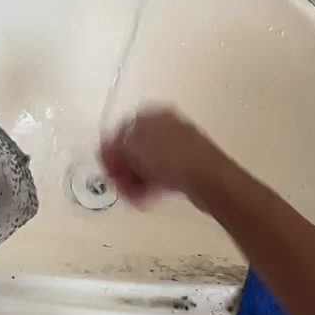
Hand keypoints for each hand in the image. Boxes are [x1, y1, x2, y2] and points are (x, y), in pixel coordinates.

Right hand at [99, 106, 232, 206]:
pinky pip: (161, 174)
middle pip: (135, 148)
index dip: (111, 147)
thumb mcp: (135, 148)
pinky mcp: (186, 166)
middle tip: (117, 185)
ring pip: (147, 163)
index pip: (123, 127)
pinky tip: (145, 199)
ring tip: (131, 196)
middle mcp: (167, 127)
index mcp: (154, 115)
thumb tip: (106, 147)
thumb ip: (116, 145)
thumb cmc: (170, 159)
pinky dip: (150, 185)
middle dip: (123, 168)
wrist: (209, 179)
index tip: (105, 166)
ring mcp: (178, 147)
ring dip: (135, 180)